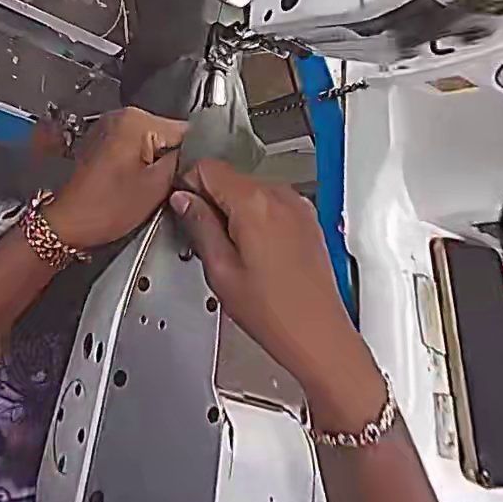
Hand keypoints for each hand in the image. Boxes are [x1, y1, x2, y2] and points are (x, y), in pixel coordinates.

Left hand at [44, 107, 185, 247]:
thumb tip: (194, 156)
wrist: (64, 223)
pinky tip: (132, 184)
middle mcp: (121, 117)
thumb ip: (182, 163)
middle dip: (172, 160)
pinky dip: (139, 164)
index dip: (193, 157)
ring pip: (152, 143)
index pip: (185, 131)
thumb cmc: (101, 208)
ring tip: (146, 187)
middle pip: (168, 135)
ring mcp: (109, 128)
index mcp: (136, 121)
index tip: (189, 176)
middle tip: (167, 187)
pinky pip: (134, 148)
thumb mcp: (156, 187)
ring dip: (156, 163)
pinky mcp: (102, 143)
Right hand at [169, 160, 380, 428]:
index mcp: (254, 203)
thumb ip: (199, 225)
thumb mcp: (221, 270)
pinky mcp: (307, 218)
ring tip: (234, 253)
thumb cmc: (275, 312)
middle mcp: (280, 196)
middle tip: (206, 239)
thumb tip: (184, 200)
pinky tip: (256, 253)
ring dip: (235, 210)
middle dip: (212, 201)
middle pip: (231, 177)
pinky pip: (271, 204)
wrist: (318, 334)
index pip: (208, 167)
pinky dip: (257, 218)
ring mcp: (297, 206)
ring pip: (250, 190)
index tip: (184, 207)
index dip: (189, 185)